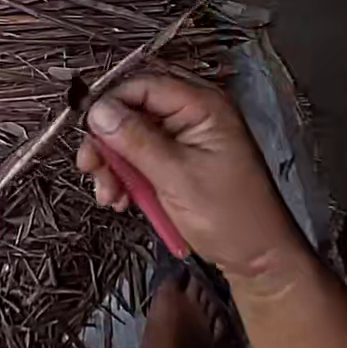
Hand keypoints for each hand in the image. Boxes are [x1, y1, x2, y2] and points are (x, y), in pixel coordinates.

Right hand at [76, 75, 307, 288]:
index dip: (111, 103)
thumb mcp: (177, 176)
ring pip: (129, 137)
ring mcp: (182, 140)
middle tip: (89, 166)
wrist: (259, 262)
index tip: (87, 130)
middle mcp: (190, 115)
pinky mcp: (175, 162)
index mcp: (202, 105)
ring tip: (108, 194)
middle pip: (133, 110)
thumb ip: (135, 141)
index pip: (144, 85)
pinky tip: (119, 199)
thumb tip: (98, 110)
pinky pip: (138, 159)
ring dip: (112, 164)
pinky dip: (124, 177)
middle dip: (107, 140)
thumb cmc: (230, 216)